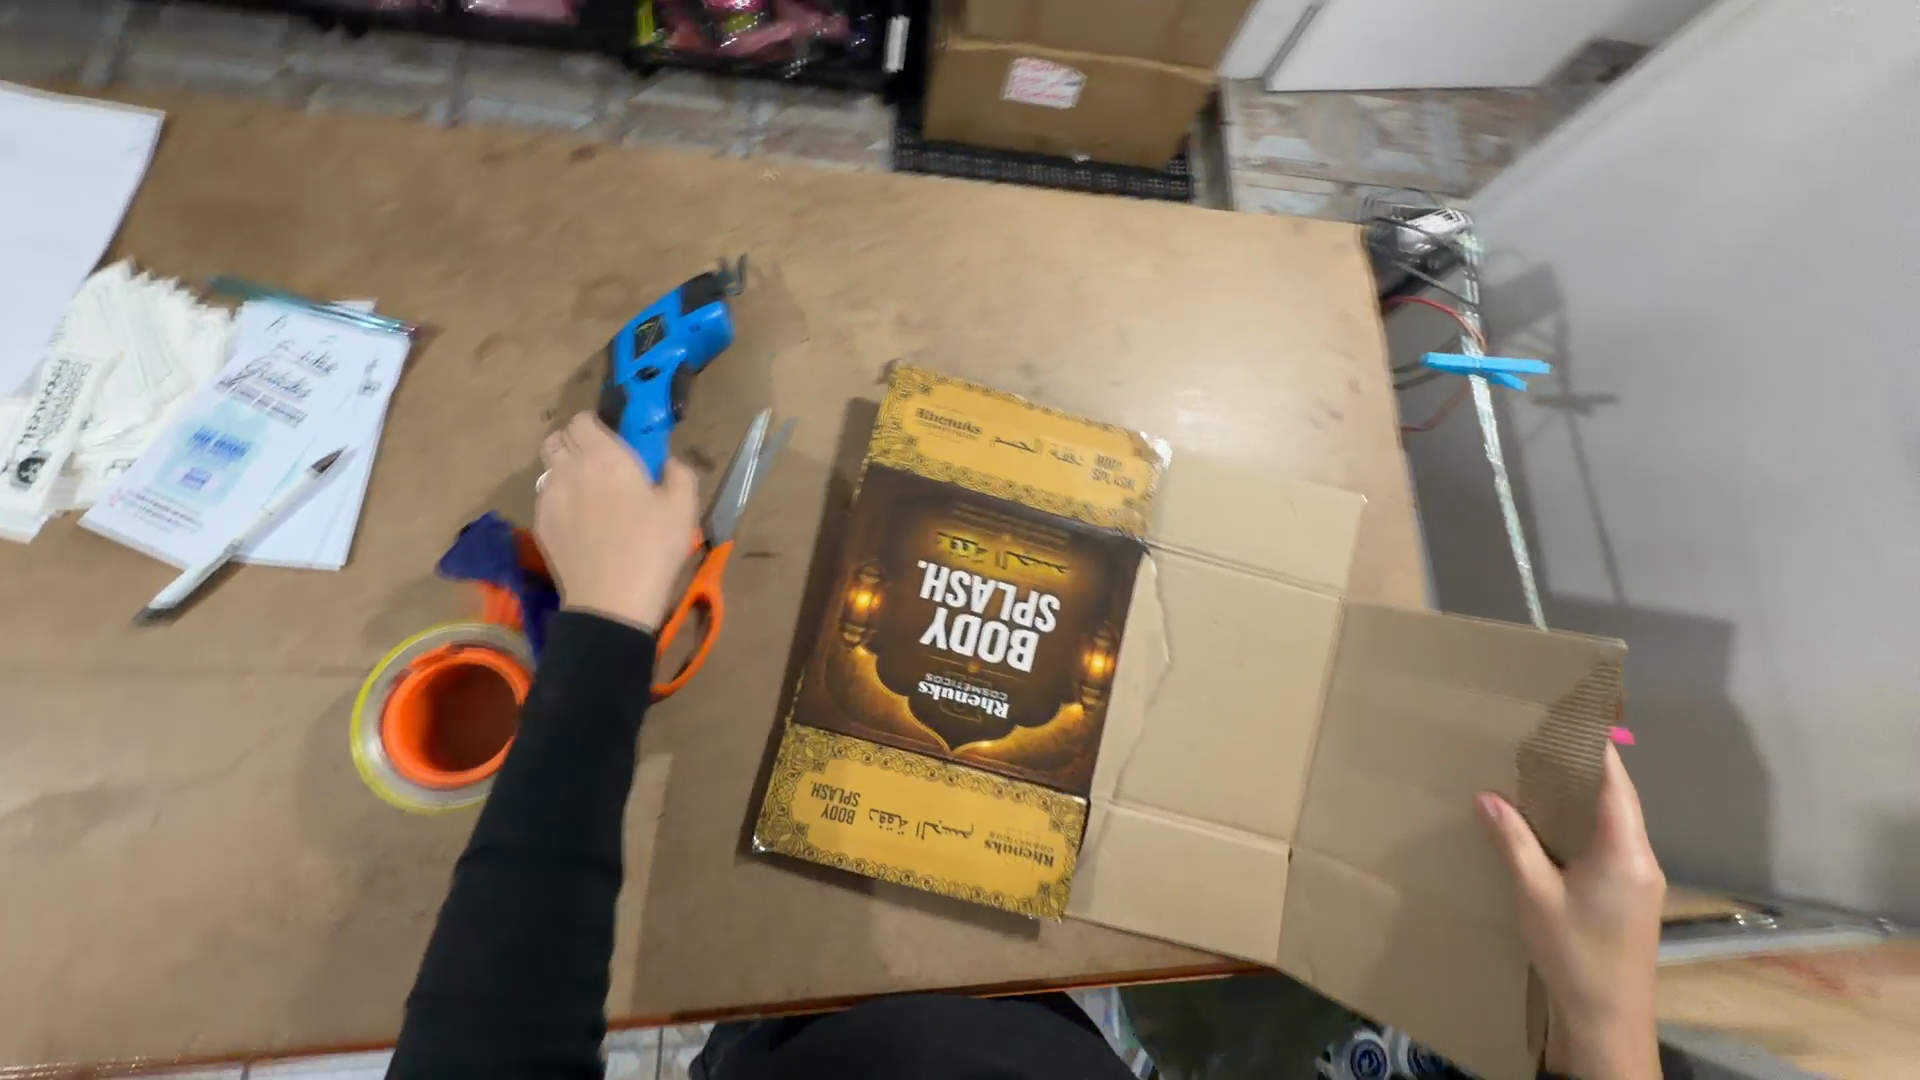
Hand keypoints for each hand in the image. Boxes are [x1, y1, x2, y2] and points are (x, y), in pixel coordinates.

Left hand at [535, 412, 698, 631]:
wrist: (612, 600)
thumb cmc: (653, 548)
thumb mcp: (684, 508)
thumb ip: (679, 473)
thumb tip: (668, 463)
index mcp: (605, 458)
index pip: (582, 420)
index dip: (597, 425)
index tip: (616, 441)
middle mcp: (570, 469)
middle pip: (557, 438)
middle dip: (577, 443)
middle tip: (603, 465)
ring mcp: (549, 498)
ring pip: (549, 469)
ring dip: (566, 471)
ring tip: (591, 495)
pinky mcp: (541, 525)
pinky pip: (546, 498)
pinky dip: (561, 500)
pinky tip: (583, 523)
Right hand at [1477, 744, 1665, 1079]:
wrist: (1607, 1017)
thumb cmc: (1574, 952)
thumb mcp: (1535, 894)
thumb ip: (1514, 841)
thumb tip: (1487, 795)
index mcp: (1624, 854)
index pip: (1615, 788)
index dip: (1599, 751)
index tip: (1577, 716)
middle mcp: (1639, 859)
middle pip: (1617, 799)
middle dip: (1585, 766)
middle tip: (1542, 735)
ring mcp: (1636, 878)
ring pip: (1611, 820)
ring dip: (1581, 793)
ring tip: (1537, 767)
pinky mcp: (1626, 893)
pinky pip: (1605, 840)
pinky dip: (1579, 819)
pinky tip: (1547, 818)